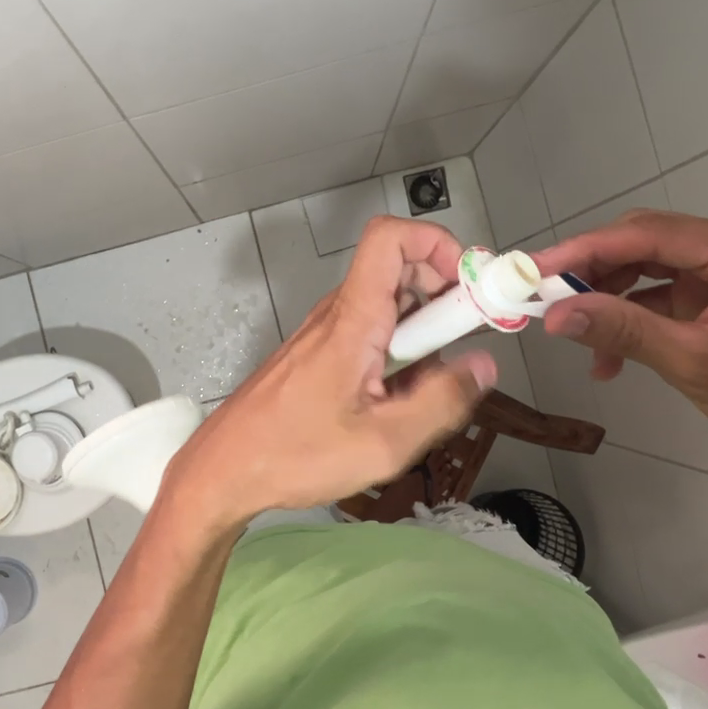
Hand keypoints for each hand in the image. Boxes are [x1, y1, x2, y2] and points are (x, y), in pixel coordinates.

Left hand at [157, 216, 497, 530]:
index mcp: (352, 321)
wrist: (225, 470)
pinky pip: (369, 332)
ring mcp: (325, 333)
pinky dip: (397, 350)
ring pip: (387, 304)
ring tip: (431, 384)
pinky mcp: (318, 354)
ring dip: (422, 329)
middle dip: (443, 294)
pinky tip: (398, 399)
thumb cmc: (295, 456)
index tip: (468, 289)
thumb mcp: (384, 443)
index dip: (436, 244)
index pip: (390, 238)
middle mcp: (337, 314)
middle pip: (398, 269)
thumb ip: (442, 402)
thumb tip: (483, 366)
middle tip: (464, 343)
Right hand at [535, 209, 707, 471]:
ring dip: (608, 298)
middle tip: (544, 297)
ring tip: (573, 332)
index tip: (536, 270)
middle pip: (647, 242)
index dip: (588, 249)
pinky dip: (632, 319)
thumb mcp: (696, 364)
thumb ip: (625, 332)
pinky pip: (663, 295)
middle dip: (593, 271)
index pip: (652, 233)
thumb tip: (556, 316)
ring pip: (649, 267)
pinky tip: (608, 358)